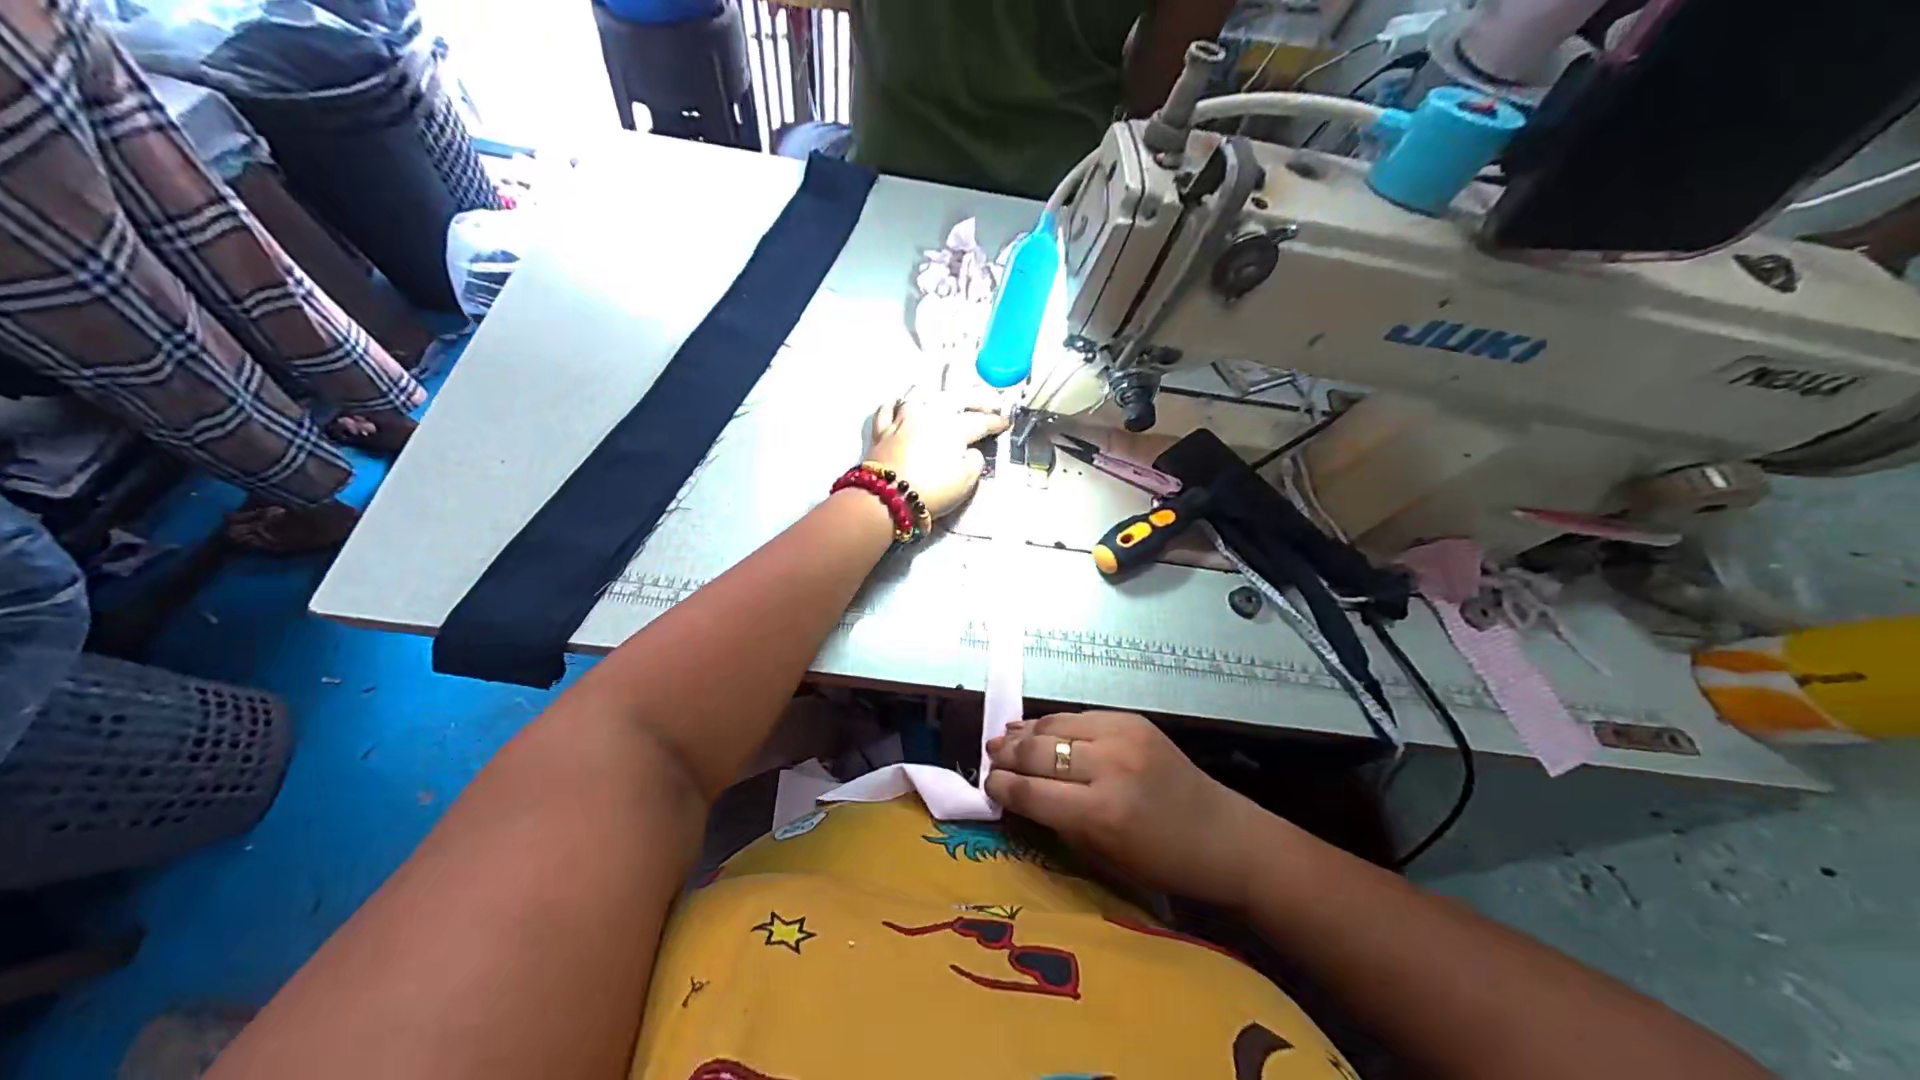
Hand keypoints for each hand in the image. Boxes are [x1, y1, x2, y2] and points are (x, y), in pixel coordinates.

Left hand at [865, 396, 1007, 518]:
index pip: (981, 421)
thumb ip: (975, 461)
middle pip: (955, 398)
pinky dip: (896, 406)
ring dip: (934, 395)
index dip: (995, 422)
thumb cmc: (933, 489)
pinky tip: (900, 407)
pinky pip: (888, 409)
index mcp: (954, 427)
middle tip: (987, 401)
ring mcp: (903, 419)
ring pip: (919, 396)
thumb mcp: (966, 481)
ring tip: (941, 398)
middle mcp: (929, 414)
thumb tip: (970, 451)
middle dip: (975, 398)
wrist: (888, 496)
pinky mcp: (882, 430)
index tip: (1005, 423)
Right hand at [985, 711, 1265, 910]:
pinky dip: (1056, 724)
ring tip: (1005, 737)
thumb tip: (1018, 793)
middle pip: (1037, 752)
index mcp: (1101, 812)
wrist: (1225, 836)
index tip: (986, 784)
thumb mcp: (1103, 856)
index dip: (1001, 786)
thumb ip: (1058, 820)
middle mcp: (1109, 766)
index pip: (1030, 791)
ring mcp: (1123, 736)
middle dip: (1007, 755)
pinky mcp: (1134, 720)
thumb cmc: (1162, 862)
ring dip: (1026, 732)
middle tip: (989, 756)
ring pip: (1055, 725)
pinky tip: (1040, 728)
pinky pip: (1081, 717)